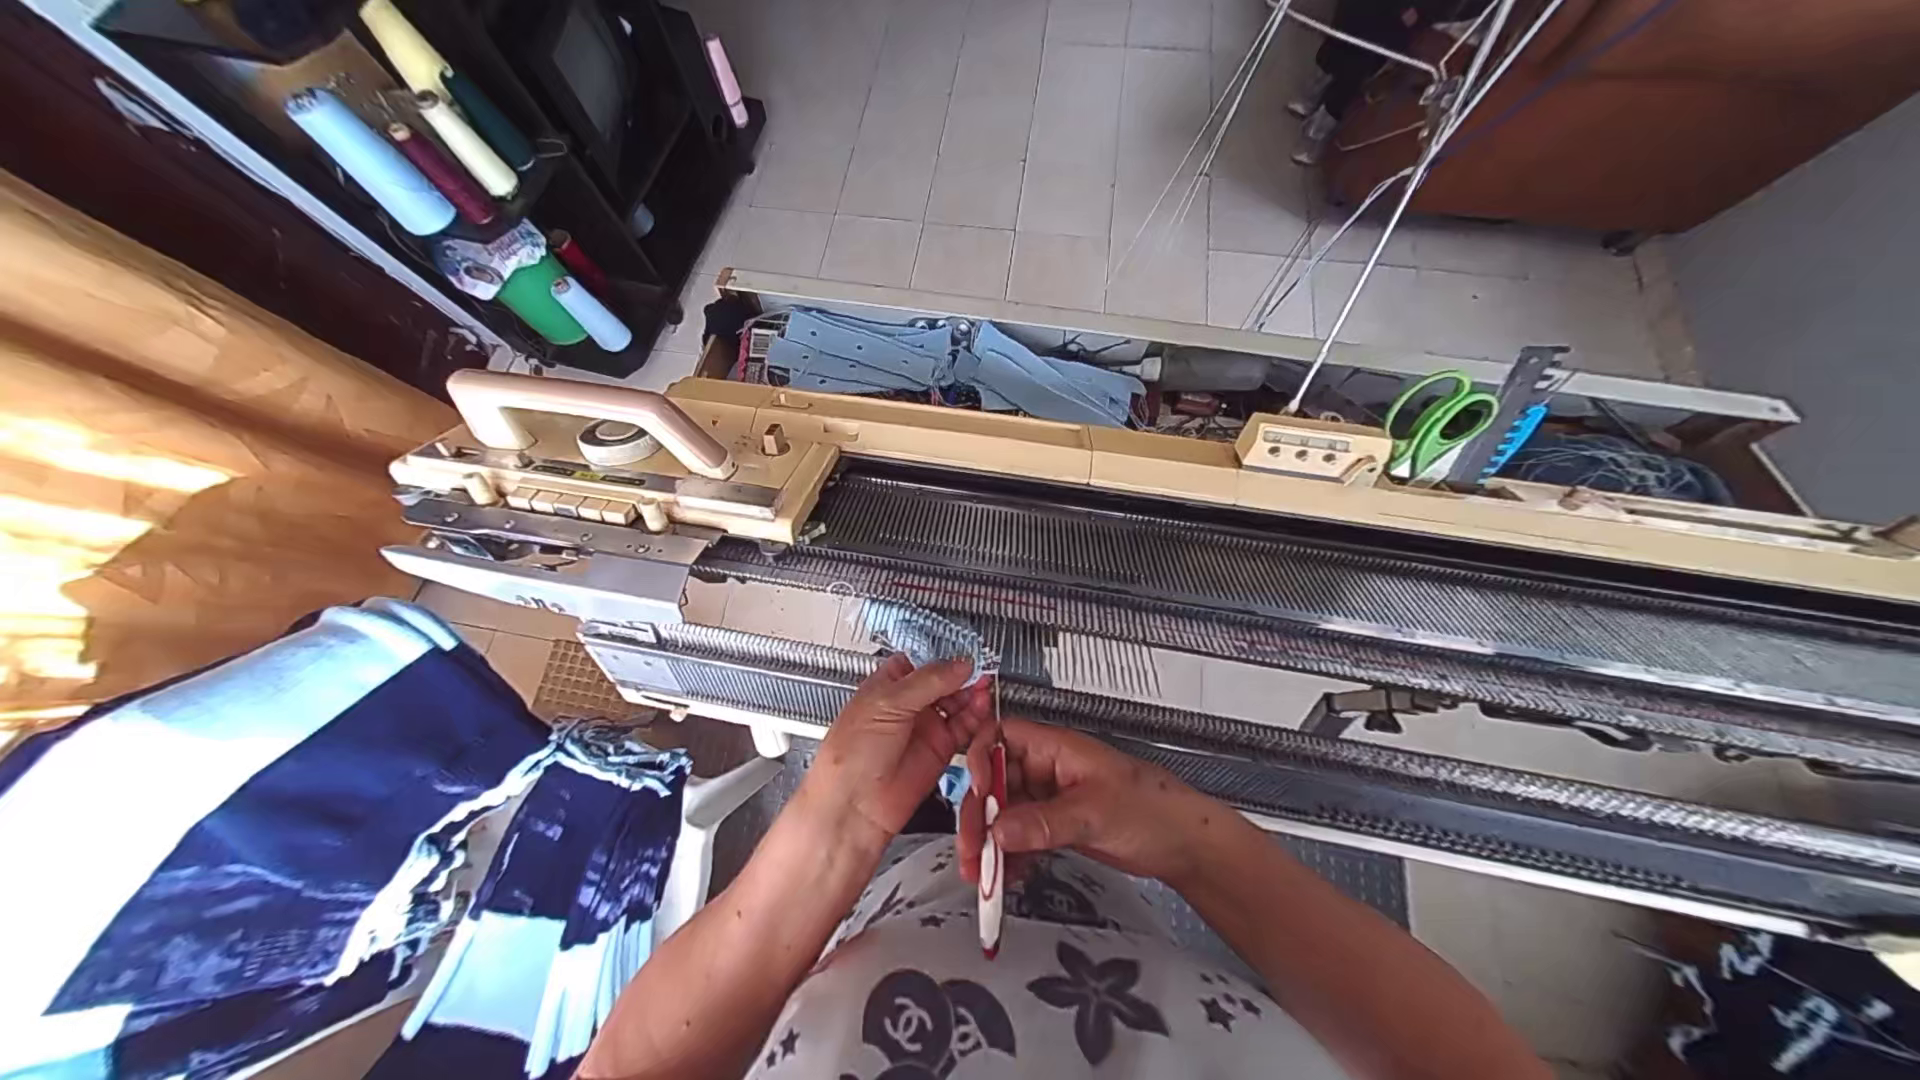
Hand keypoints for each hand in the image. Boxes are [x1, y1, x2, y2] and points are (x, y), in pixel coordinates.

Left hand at [796, 654, 991, 851]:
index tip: (964, 651)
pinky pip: (965, 728)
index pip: (924, 660)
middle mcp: (909, 703)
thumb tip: (958, 664)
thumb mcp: (887, 703)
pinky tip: (982, 706)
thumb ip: (928, 681)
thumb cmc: (849, 755)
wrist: (853, 805)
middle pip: (945, 680)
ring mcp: (925, 726)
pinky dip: (976, 717)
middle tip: (979, 668)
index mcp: (889, 684)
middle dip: (963, 673)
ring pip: (958, 702)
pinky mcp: (940, 749)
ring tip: (984, 686)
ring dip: (972, 693)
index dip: (945, 655)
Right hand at [957, 717, 1227, 883]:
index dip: (981, 757)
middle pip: (996, 781)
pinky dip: (1010, 856)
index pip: (1002, 736)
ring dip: (989, 842)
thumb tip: (998, 831)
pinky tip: (1007, 876)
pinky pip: (1020, 837)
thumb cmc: (1152, 807)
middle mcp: (1047, 769)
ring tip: (982, 874)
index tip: (975, 790)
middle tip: (972, 848)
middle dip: (979, 814)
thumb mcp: (1094, 812)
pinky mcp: (1055, 826)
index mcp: (1055, 748)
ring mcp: (1050, 799)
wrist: (1183, 844)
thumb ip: (1044, 822)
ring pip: (1004, 813)